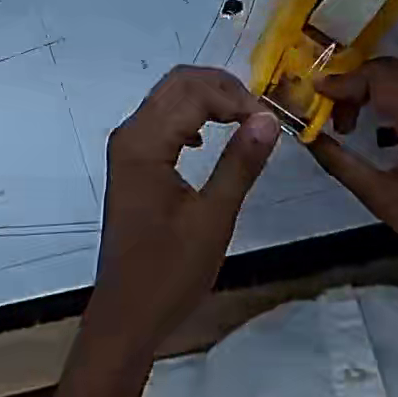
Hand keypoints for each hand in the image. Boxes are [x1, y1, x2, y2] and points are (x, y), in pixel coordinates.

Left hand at [48, 68, 276, 396]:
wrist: (126, 313)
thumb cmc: (169, 272)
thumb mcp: (213, 219)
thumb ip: (240, 163)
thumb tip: (268, 119)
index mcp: (144, 142)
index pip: (193, 93)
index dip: (235, 98)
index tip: (270, 119)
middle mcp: (130, 133)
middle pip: (177, 83)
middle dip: (221, 88)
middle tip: (259, 113)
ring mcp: (127, 145)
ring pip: (169, 96)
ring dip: (207, 98)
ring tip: (244, 120)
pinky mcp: (131, 159)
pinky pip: (162, 118)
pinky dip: (190, 116)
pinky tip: (209, 140)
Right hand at [313, 60, 397, 396]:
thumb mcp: (381, 199)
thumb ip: (341, 162)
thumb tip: (307, 137)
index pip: (377, 79)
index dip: (343, 82)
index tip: (315, 91)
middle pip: (392, 70)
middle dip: (356, 81)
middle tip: (330, 104)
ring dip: (375, 87)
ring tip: (350, 115)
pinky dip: (393, 96)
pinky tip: (378, 125)